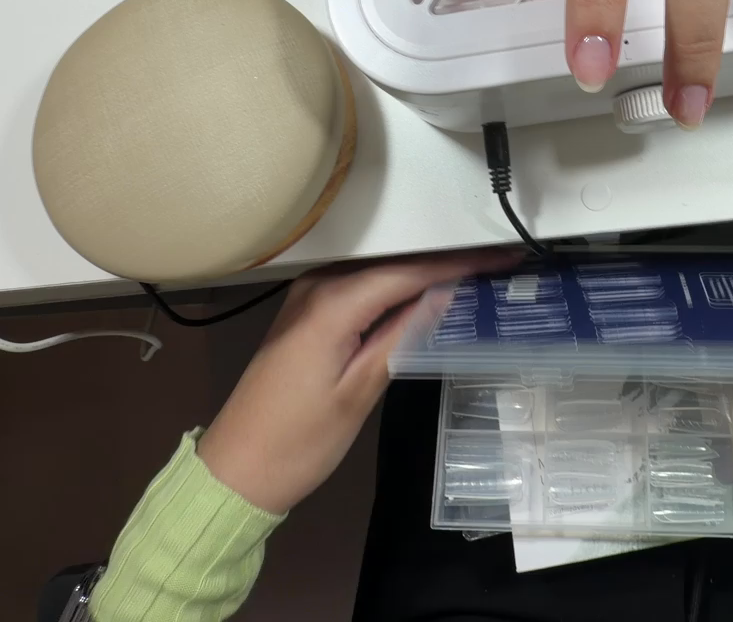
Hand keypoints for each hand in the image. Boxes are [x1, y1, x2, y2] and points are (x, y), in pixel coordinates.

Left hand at [196, 251, 513, 514]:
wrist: (233, 474)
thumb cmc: (299, 442)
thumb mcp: (360, 391)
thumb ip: (403, 335)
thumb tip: (444, 295)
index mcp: (332, 304)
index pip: (408, 272)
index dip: (458, 263)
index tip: (500, 257)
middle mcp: (318, 287)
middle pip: (394, 265)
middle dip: (445, 262)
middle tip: (494, 261)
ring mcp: (308, 296)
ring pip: (378, 273)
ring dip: (423, 273)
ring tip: (472, 272)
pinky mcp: (306, 312)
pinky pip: (360, 287)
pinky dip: (395, 288)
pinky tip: (422, 293)